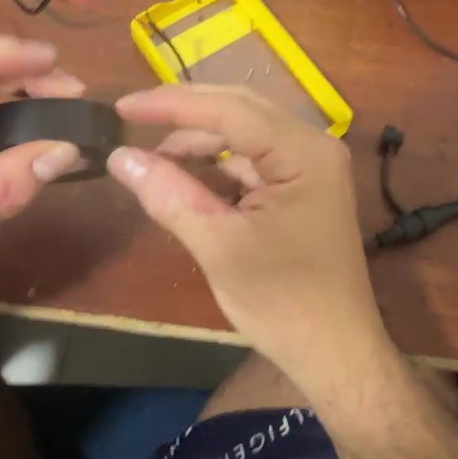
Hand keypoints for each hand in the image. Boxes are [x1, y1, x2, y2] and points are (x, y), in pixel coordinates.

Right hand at [105, 85, 387, 383]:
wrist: (337, 354)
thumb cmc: (284, 303)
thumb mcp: (219, 248)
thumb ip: (171, 196)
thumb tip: (120, 157)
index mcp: (304, 152)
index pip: (231, 110)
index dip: (173, 104)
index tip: (123, 106)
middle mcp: (313, 144)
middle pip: (239, 111)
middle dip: (184, 115)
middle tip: (130, 118)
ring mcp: (310, 164)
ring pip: (243, 134)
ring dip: (198, 143)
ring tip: (151, 159)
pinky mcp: (301, 184)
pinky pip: (251, 159)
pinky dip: (216, 165)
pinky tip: (184, 177)